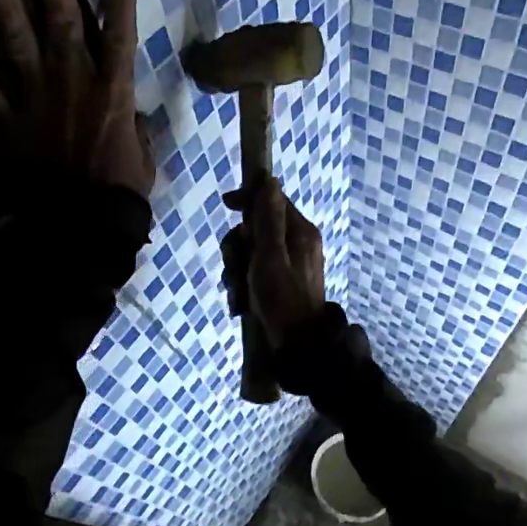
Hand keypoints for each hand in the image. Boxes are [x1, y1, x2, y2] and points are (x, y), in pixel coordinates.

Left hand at [0, 0, 153, 197]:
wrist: (81, 225)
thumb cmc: (119, 193)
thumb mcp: (143, 158)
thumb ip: (135, 128)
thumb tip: (130, 114)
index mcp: (114, 92)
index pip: (119, 34)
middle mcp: (73, 83)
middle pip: (61, 18)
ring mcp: (36, 98)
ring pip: (17, 39)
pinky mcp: (6, 120)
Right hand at [221, 177, 325, 347]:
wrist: (299, 345)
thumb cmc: (282, 299)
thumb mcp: (270, 256)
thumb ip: (268, 220)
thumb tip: (269, 180)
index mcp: (300, 231)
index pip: (272, 198)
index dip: (248, 198)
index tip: (226, 205)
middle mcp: (297, 242)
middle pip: (257, 226)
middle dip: (238, 245)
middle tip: (235, 265)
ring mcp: (289, 262)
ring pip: (252, 250)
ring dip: (237, 269)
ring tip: (237, 291)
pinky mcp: (281, 280)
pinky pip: (256, 270)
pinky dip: (244, 283)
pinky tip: (241, 301)